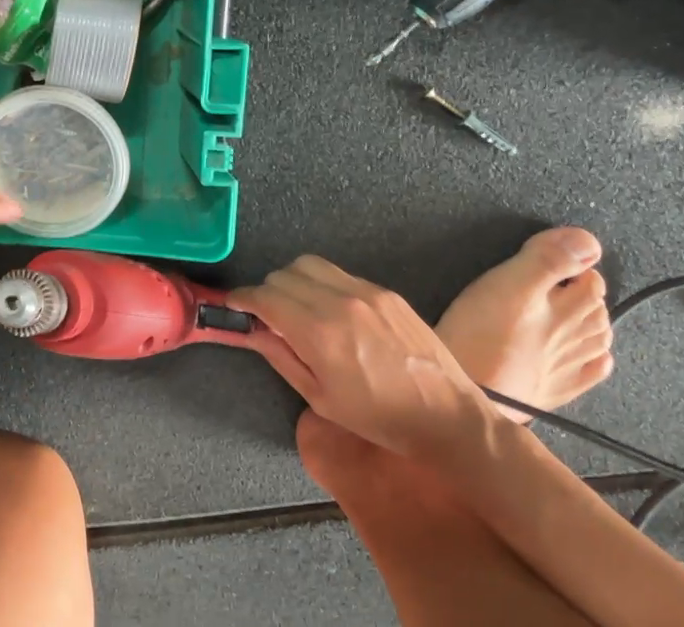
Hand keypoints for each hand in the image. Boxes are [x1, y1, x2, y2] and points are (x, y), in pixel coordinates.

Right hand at [229, 255, 496, 461]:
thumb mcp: (318, 396)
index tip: (235, 307)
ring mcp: (366, 293)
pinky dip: (322, 285)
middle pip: (282, 275)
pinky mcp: (386, 293)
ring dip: (292, 281)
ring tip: (298, 308)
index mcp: (318, 332)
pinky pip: (339, 274)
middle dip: (266, 292)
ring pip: (309, 265)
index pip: (263, 296)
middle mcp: (339, 302)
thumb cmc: (377, 417)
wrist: (448, 418)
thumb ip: (279, 355)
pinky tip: (332, 311)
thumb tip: (249, 329)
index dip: (242, 299)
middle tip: (269, 317)